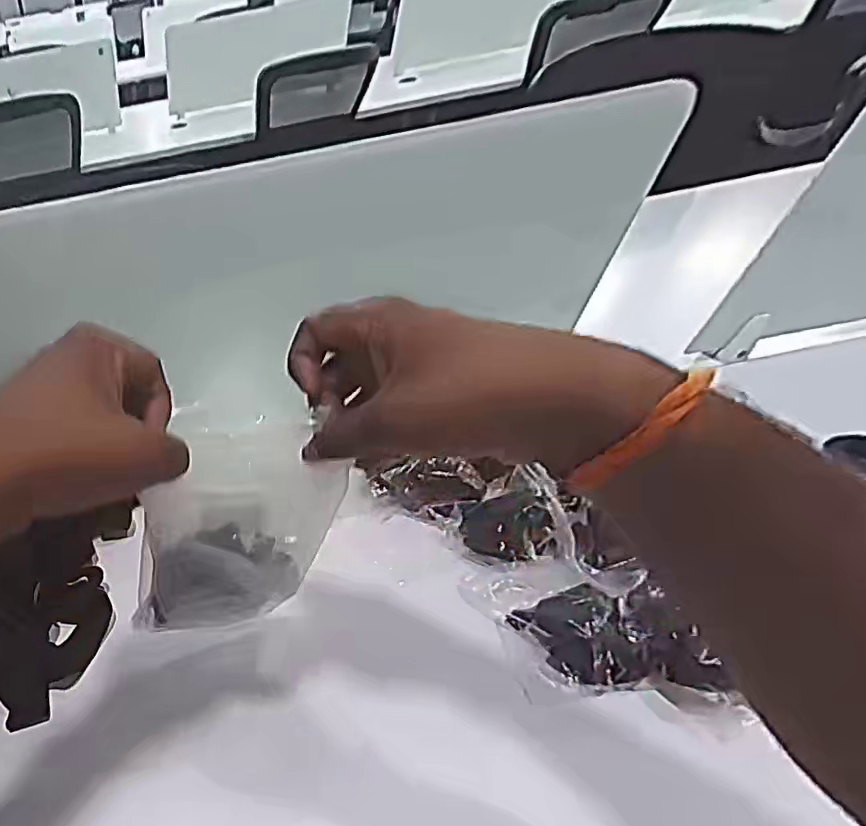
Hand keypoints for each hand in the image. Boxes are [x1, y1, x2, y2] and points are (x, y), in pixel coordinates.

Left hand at [0, 324, 190, 558]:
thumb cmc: (65, 457)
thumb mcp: (143, 456)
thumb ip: (174, 453)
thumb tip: (162, 458)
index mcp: (94, 345)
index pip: (155, 377)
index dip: (161, 420)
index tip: (144, 455)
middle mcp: (61, 357)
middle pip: (124, 404)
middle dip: (132, 446)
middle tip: (125, 480)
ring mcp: (34, 392)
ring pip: (95, 429)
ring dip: (106, 464)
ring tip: (97, 494)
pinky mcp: (16, 425)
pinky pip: (64, 443)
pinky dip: (75, 469)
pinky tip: (69, 495)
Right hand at [287, 298, 680, 473]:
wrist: (563, 401)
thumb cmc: (467, 395)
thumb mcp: (388, 421)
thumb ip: (338, 438)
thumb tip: (312, 450)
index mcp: (378, 324)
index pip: (314, 331)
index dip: (302, 366)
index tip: (315, 403)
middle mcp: (397, 336)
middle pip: (338, 363)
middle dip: (327, 402)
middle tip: (336, 435)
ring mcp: (424, 361)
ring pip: (368, 389)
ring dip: (355, 423)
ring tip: (359, 457)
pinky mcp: (446, 387)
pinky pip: (398, 405)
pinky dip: (384, 429)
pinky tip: (385, 460)